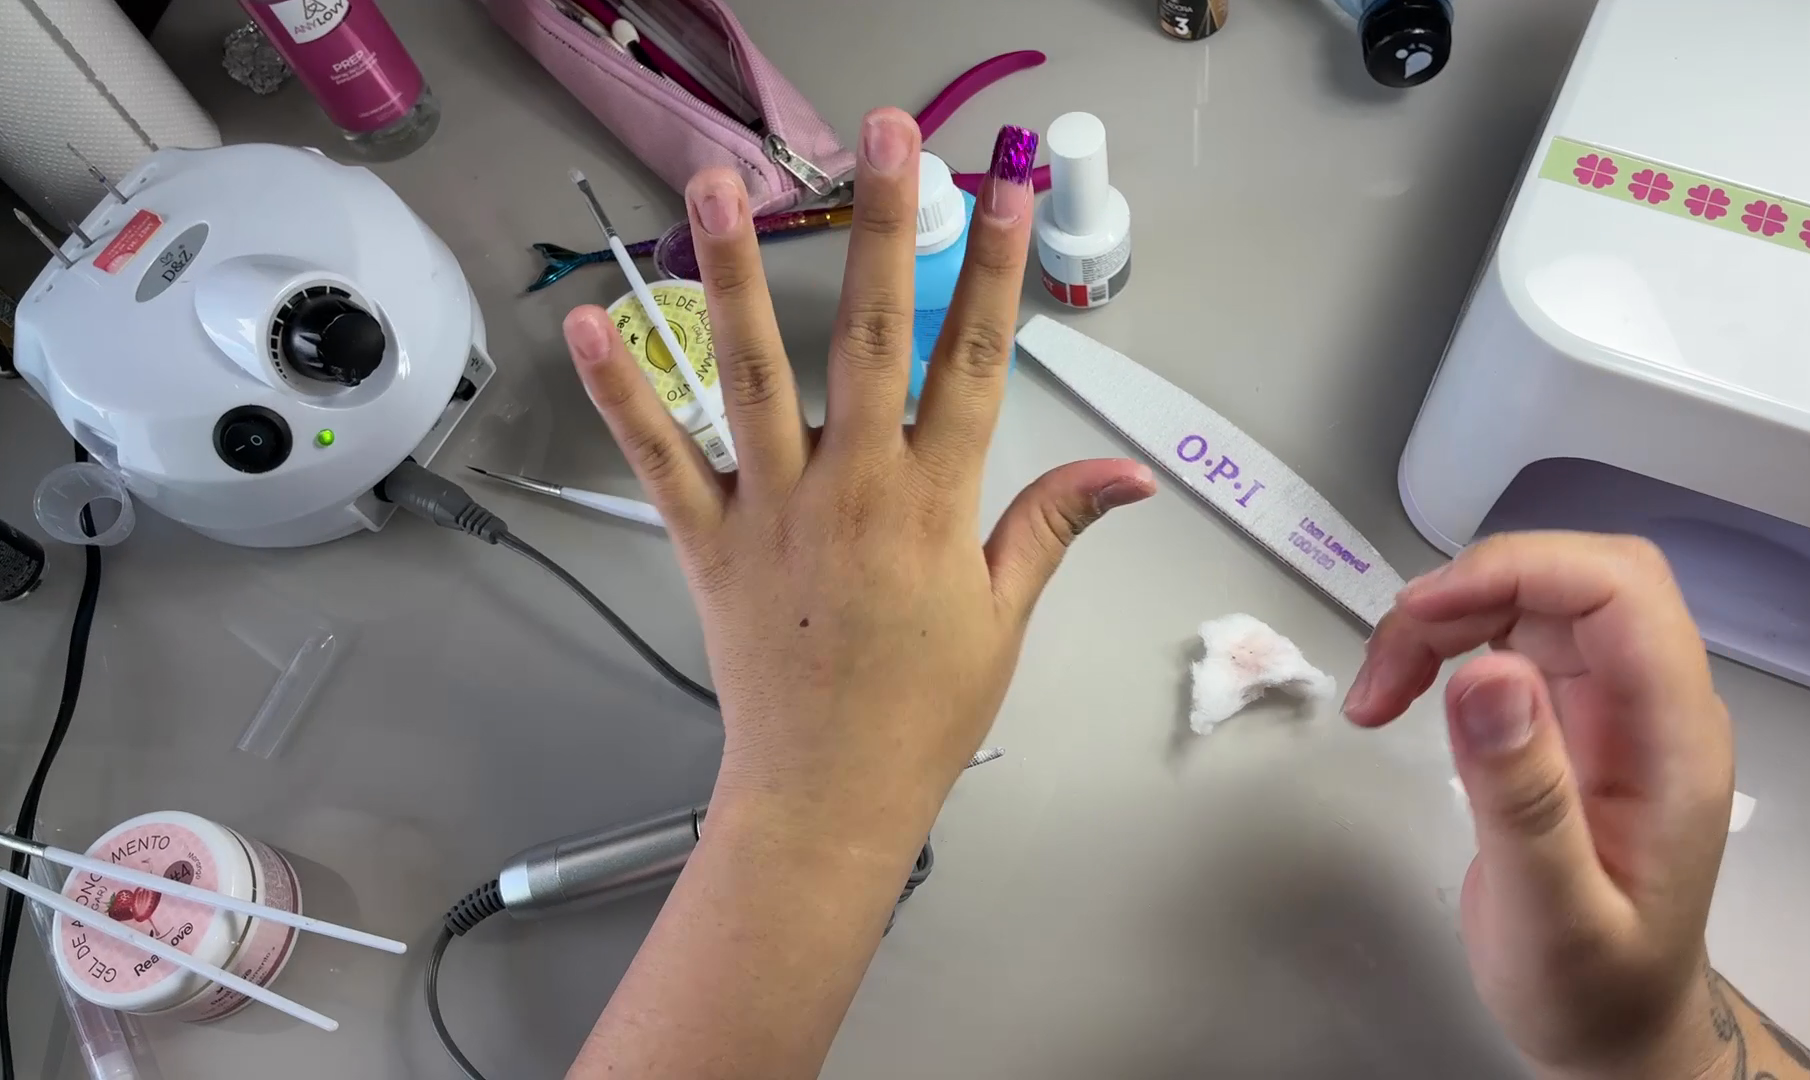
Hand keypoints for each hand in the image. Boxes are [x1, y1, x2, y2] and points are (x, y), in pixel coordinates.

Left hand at [565, 109, 1154, 860]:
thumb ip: (1053, 526)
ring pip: (752, 376)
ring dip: (736, 276)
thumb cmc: (926, 710)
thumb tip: (1128, 475)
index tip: (1001, 194)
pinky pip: (659, 458)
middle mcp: (852, 489)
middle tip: (884, 137)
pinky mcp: (706, 542)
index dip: (994, 274)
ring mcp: (770, 510)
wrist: (832, 791)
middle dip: (882, 228)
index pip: (974, 367)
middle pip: (872, 339)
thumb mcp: (1005, 617)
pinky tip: (593, 324)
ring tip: (719, 189)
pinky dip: (622, 393)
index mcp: (933, 507)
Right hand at [1344, 533, 1735, 1079]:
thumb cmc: (1588, 983)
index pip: (1616, 588)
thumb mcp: (1553, 911)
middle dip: (1459, 597)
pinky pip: (1492, 633)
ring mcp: (1600, 698)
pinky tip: (1396, 690)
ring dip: (1432, 624)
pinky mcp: (1554, 706)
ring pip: (1515, 597)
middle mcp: (1644, 697)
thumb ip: (1524, 797)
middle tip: (1386, 670)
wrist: (1608, 1021)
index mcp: (1669, 737)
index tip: (1417, 615)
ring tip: (1375, 695)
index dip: (1513, 571)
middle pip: (1557, 579)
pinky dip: (1431, 644)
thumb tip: (1483, 674)